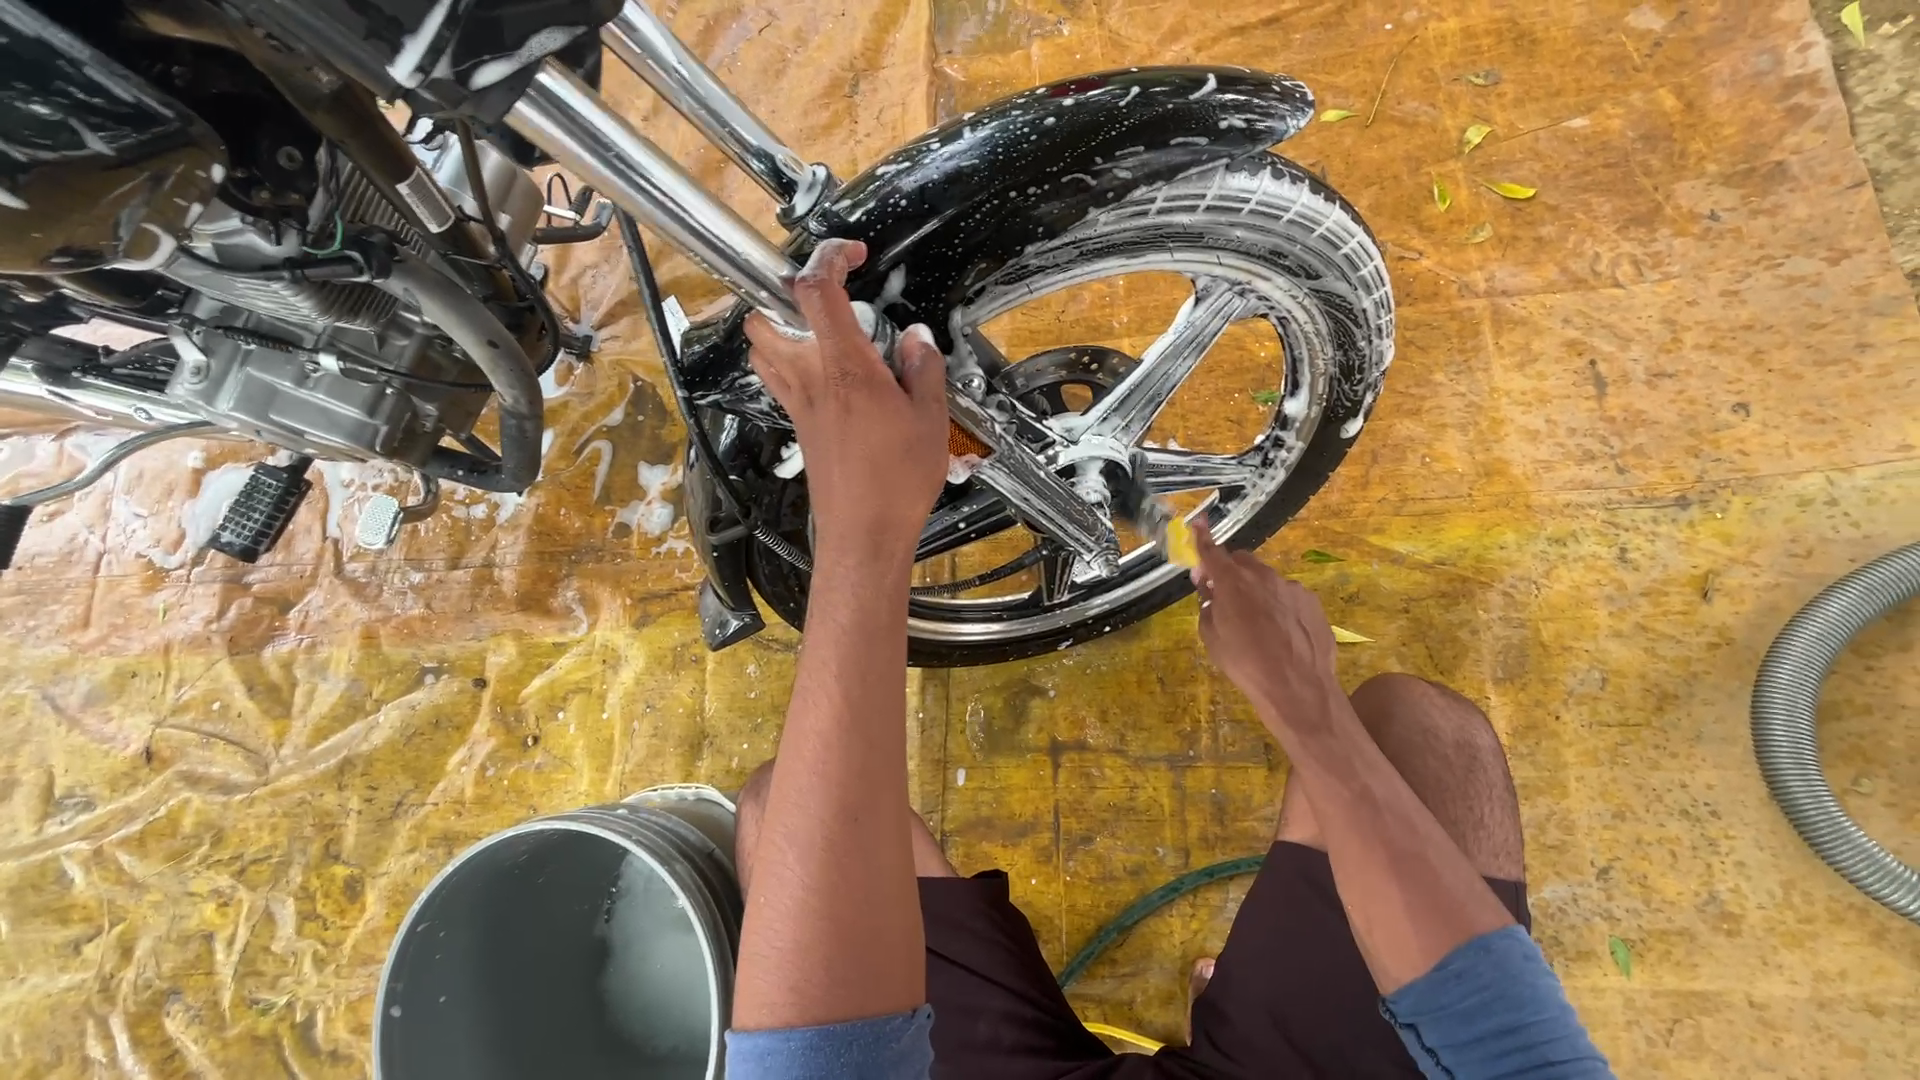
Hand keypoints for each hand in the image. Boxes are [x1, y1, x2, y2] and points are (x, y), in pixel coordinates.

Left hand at [745, 239, 948, 557]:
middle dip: (787, 293)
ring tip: (826, 333)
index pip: (815, 289)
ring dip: (782, 327)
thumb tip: (917, 340)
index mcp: (845, 367)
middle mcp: (810, 379)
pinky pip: (778, 379)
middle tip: (830, 299)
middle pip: (763, 315)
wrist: (864, 534)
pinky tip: (829, 375)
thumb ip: (924, 369)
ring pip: (761, 348)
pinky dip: (790, 361)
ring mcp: (797, 404)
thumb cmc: (897, 482)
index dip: (829, 257)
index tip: (853, 253)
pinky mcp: (797, 426)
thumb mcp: (931, 419)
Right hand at [1192, 520, 1340, 727]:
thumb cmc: (1245, 664)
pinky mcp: (1312, 602)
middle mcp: (1262, 576)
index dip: (1201, 538)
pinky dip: (1280, 607)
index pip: (1212, 552)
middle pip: (1242, 562)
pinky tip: (1282, 633)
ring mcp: (1291, 587)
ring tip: (1259, 625)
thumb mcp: (1212, 638)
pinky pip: (1288, 597)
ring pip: (1267, 580)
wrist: (1297, 687)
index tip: (1197, 522)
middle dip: (1231, 573)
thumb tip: (1210, 592)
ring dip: (1257, 592)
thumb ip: (1208, 607)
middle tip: (1225, 597)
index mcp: (1232, 582)